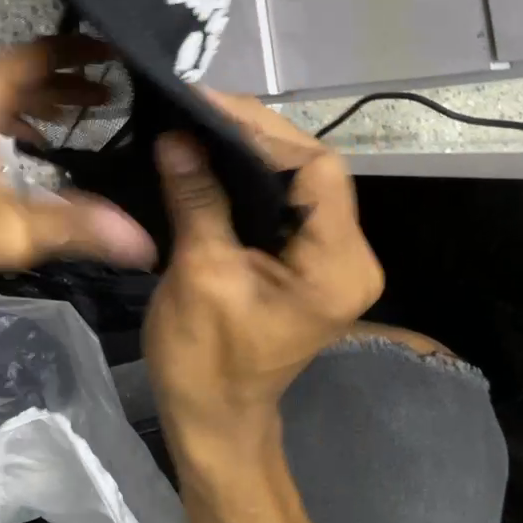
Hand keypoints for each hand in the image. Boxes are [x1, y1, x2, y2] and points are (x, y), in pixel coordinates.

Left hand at [0, 37, 155, 304]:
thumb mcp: (3, 227)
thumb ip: (75, 226)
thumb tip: (144, 241)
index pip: (40, 52)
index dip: (83, 50)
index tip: (122, 52)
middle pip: (21, 69)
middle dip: (68, 78)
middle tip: (116, 90)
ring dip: (39, 99)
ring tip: (87, 113)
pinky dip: (10, 118)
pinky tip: (32, 144)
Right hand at [144, 93, 383, 433]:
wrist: (212, 417)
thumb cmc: (207, 357)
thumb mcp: (200, 274)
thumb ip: (197, 199)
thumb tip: (177, 136)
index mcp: (336, 262)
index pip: (318, 168)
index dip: (263, 130)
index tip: (204, 106)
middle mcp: (345, 254)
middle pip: (310, 168)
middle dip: (252, 132)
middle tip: (192, 107)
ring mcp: (323, 257)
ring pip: (292, 180)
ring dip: (244, 148)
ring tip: (193, 122)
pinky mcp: (297, 259)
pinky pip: (276, 201)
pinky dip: (241, 174)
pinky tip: (204, 158)